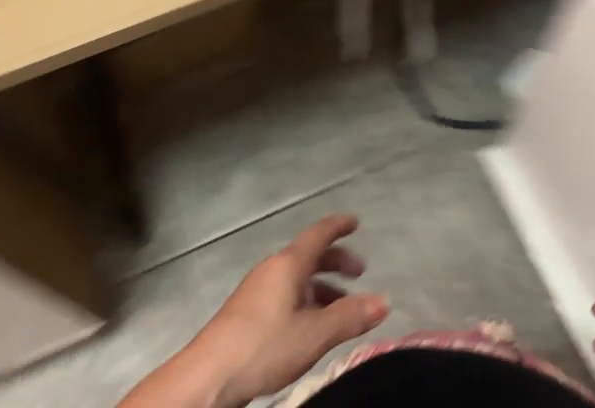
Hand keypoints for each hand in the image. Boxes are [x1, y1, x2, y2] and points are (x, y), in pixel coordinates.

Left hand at [191, 214, 389, 406]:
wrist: (210, 374)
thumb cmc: (264, 345)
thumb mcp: (314, 334)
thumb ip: (349, 316)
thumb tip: (384, 300)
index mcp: (286, 265)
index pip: (317, 235)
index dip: (337, 227)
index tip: (355, 221)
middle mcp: (272, 270)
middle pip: (308, 256)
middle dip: (335, 260)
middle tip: (360, 272)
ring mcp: (258, 290)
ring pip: (298, 278)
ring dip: (323, 286)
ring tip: (343, 307)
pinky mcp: (250, 312)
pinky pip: (287, 294)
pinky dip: (307, 300)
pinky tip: (314, 325)